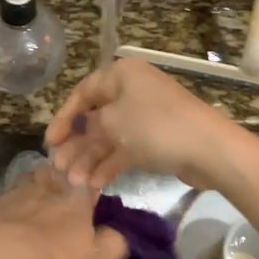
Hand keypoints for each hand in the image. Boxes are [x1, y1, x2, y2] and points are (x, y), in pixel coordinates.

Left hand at [0, 169, 127, 258]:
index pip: (90, 179)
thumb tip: (119, 235)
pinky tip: (14, 216)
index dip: (93, 184)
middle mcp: (49, 185)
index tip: (94, 192)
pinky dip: (16, 203)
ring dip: (39, 186)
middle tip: (65, 192)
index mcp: (76, 196)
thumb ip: (111, 245)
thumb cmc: (50, 257)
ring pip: (34, 179)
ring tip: (40, 201)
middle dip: (64, 178)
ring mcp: (19, 190)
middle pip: (60, 173)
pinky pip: (11, 196)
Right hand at [44, 56, 244, 190]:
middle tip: (58, 167)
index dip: (64, 118)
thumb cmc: (155, 127)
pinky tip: (94, 184)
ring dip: (90, 158)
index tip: (50, 142)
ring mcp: (145, 116)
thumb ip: (90, 125)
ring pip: (109, 136)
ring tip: (73, 183)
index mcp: (121, 74)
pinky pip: (125, 149)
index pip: (83, 93)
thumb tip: (82, 129)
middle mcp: (132, 90)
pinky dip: (110, 164)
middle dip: (76, 143)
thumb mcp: (113, 123)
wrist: (209, 150)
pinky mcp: (156, 139)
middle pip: (95, 117)